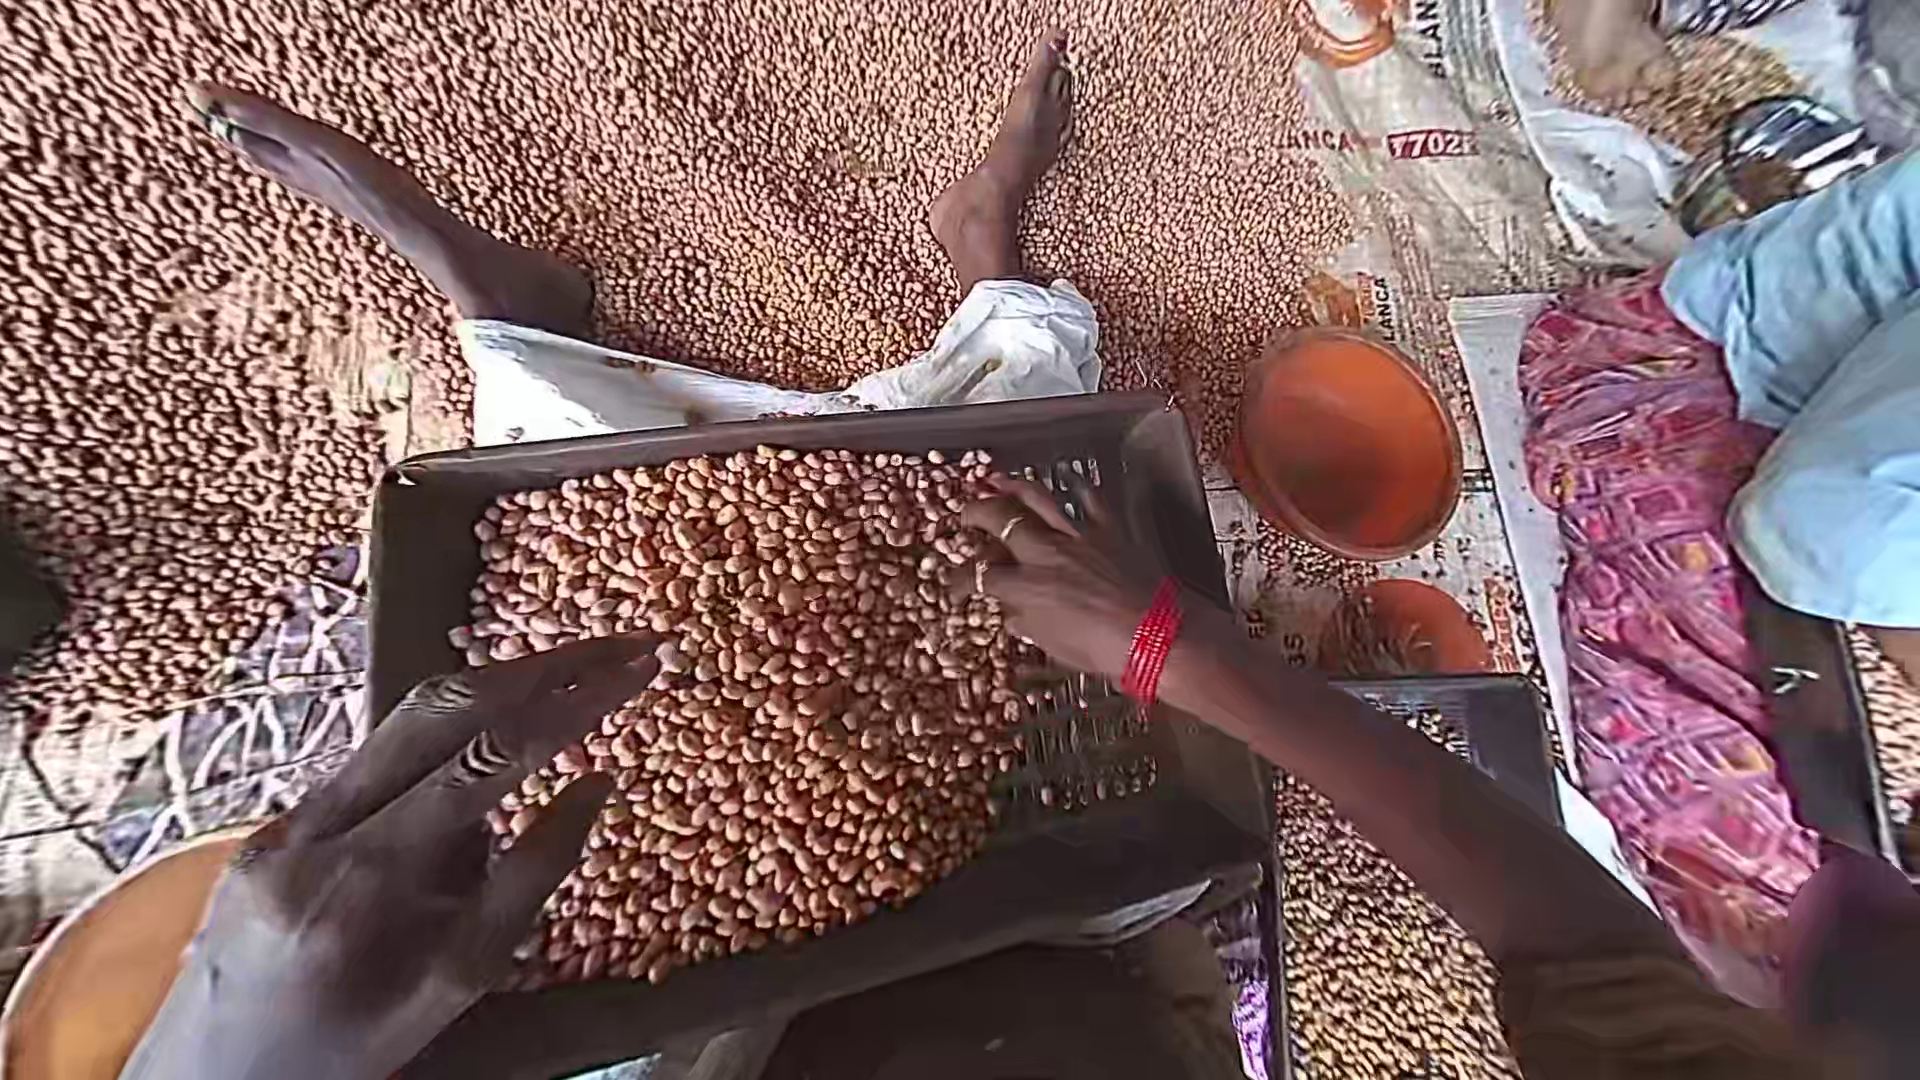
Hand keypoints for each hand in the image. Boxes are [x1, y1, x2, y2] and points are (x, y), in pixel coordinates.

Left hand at [122, 636, 659, 1079]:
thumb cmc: (360, 1037)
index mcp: (369, 874)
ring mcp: (294, 810)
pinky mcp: (291, 809)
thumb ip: (539, 869)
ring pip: (419, 708)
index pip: (496, 753)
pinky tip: (514, 710)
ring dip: (514, 676)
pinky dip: (472, 711)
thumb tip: (599, 781)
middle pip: (449, 704)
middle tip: (624, 645)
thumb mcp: (468, 970)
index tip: (641, 668)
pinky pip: (397, 738)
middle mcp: (320, 823)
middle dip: (551, 663)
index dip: (579, 701)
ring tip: (583, 664)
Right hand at [959, 476, 1168, 683]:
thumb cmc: (1104, 650)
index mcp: (1027, 586)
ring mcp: (1077, 535)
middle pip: (998, 519)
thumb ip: (1026, 624)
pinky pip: (1089, 499)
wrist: (1161, 635)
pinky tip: (1067, 482)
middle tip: (966, 514)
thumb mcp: (1054, 645)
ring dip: (1012, 485)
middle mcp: (1045, 553)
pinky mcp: (1108, 529)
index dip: (960, 577)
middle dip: (974, 512)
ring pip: (1037, 497)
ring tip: (996, 480)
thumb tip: (1011, 615)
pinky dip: (1076, 488)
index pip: (980, 575)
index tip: (953, 582)